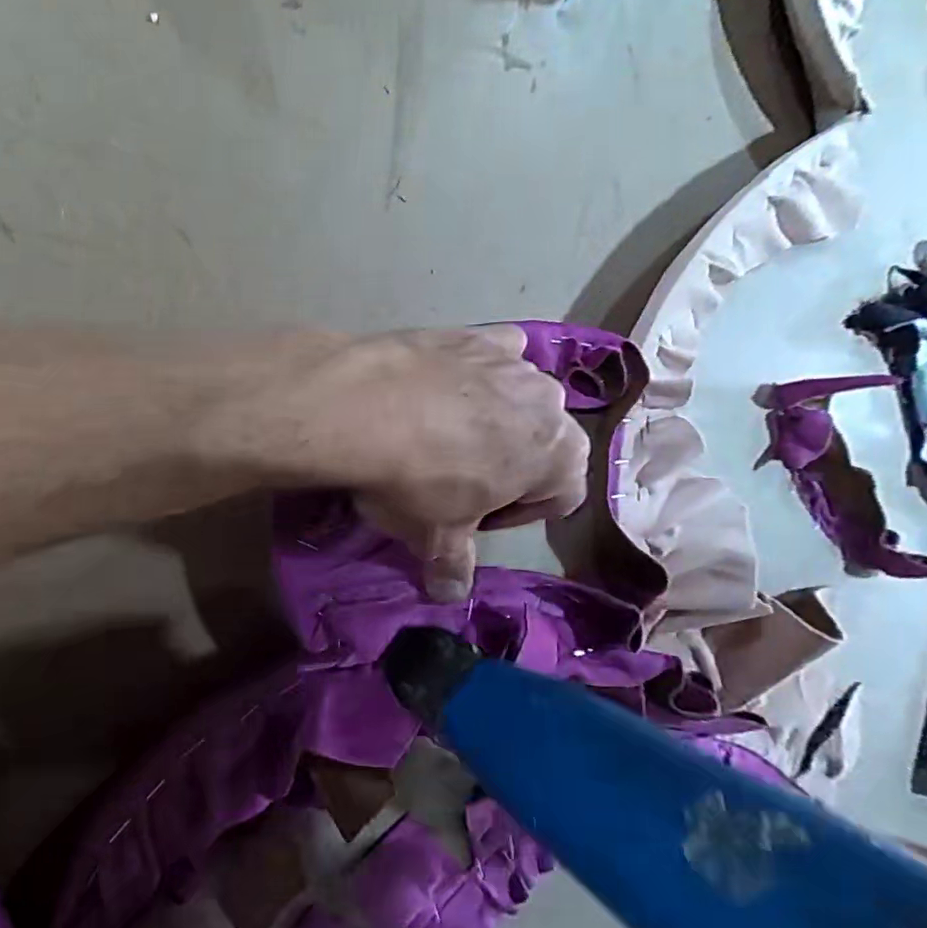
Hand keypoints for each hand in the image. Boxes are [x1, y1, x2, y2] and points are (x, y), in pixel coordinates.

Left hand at [208, 325, 587, 599]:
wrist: (365, 406)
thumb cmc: (418, 481)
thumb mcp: (436, 537)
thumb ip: (454, 568)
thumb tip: (450, 595)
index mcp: (562, 457)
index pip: (561, 498)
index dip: (516, 516)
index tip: (474, 520)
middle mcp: (551, 403)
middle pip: (540, 445)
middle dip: (507, 465)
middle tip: (456, 481)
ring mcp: (515, 362)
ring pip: (515, 399)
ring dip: (490, 419)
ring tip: (436, 436)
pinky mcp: (477, 332)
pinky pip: (490, 354)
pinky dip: (474, 370)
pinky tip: (438, 385)